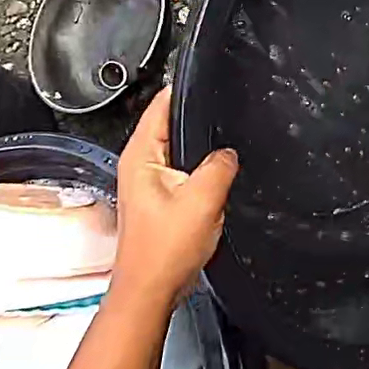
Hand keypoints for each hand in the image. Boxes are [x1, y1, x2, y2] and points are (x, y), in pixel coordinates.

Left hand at [112, 87, 238, 303]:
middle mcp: (140, 164)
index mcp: (141, 155)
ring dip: (200, 148)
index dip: (183, 90)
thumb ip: (219, 165)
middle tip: (227, 111)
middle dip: (197, 119)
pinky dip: (200, 170)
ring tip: (225, 142)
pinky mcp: (161, 198)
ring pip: (180, 150)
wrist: (152, 290)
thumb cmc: (165, 251)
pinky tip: (219, 176)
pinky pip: (184, 171)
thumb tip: (229, 153)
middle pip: (170, 125)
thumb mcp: (202, 199)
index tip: (206, 79)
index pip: (160, 105)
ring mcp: (149, 181)